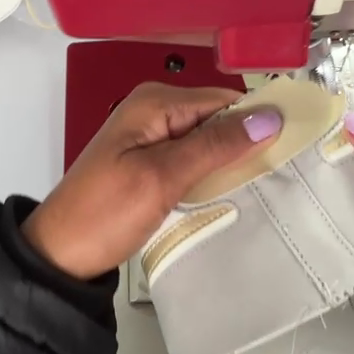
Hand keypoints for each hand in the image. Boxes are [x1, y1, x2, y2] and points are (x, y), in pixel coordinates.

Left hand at [23, 83, 281, 278]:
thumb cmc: (104, 214)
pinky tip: (225, 190)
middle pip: (217, 116)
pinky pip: (191, 155)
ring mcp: (148, 135)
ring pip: (207, 137)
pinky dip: (209, 170)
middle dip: (245, 141)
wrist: (59, 255)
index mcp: (153, 102)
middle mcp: (152, 109)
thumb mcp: (163, 177)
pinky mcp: (148, 160)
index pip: (224, 99)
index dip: (258, 119)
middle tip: (278, 172)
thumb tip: (268, 117)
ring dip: (229, 159)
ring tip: (259, 184)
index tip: (293, 145)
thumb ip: (215, 146)